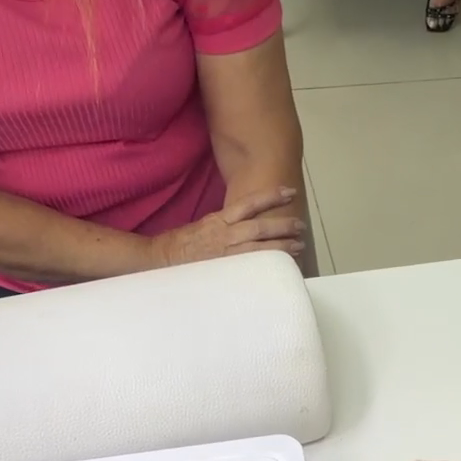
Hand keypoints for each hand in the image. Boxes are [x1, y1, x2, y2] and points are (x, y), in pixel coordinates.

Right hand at [150, 186, 304, 267]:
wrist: (159, 260)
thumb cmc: (180, 247)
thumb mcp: (203, 229)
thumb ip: (224, 228)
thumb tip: (243, 230)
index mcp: (219, 220)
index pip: (249, 203)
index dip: (271, 196)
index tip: (290, 191)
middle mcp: (225, 233)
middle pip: (261, 225)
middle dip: (283, 224)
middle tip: (301, 225)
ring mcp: (225, 252)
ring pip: (260, 247)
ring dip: (282, 246)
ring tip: (299, 246)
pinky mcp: (224, 269)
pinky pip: (250, 267)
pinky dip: (266, 266)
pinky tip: (281, 268)